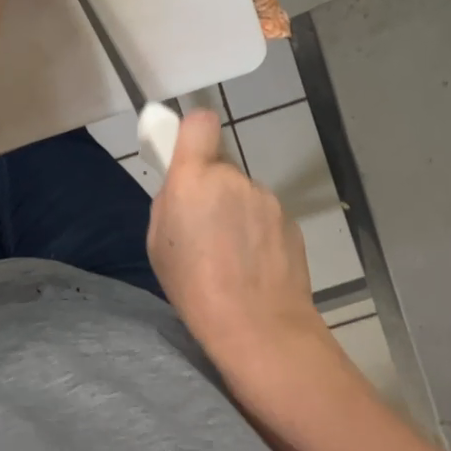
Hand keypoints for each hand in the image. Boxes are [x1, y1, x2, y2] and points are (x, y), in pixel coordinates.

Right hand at [147, 111, 329, 365]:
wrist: (258, 326)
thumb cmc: (193, 285)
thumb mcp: (159, 241)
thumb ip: (172, 202)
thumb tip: (186, 189)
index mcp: (193, 178)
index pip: (199, 124)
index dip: (192, 131)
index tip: (186, 152)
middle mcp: (233, 178)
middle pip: (219, 166)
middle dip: (210, 187)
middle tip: (203, 227)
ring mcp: (267, 199)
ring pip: (243, 193)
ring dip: (235, 211)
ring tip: (231, 254)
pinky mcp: (291, 222)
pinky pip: (264, 216)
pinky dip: (257, 232)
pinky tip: (253, 265)